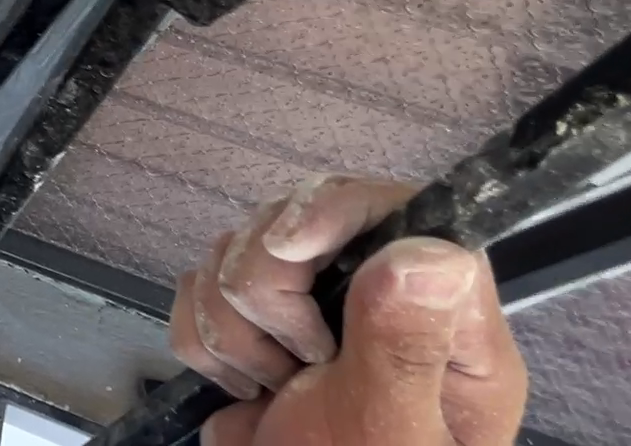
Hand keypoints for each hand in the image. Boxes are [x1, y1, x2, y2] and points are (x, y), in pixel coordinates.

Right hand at [170, 176, 527, 445]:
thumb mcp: (393, 434)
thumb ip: (402, 343)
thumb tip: (430, 250)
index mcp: (439, 319)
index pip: (398, 209)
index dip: (334, 208)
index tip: (287, 250)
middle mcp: (369, 294)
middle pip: (288, 221)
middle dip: (265, 289)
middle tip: (296, 358)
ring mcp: (301, 302)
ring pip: (228, 250)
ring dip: (232, 325)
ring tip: (272, 386)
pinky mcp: (243, 315)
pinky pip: (192, 284)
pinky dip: (201, 336)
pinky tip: (242, 383)